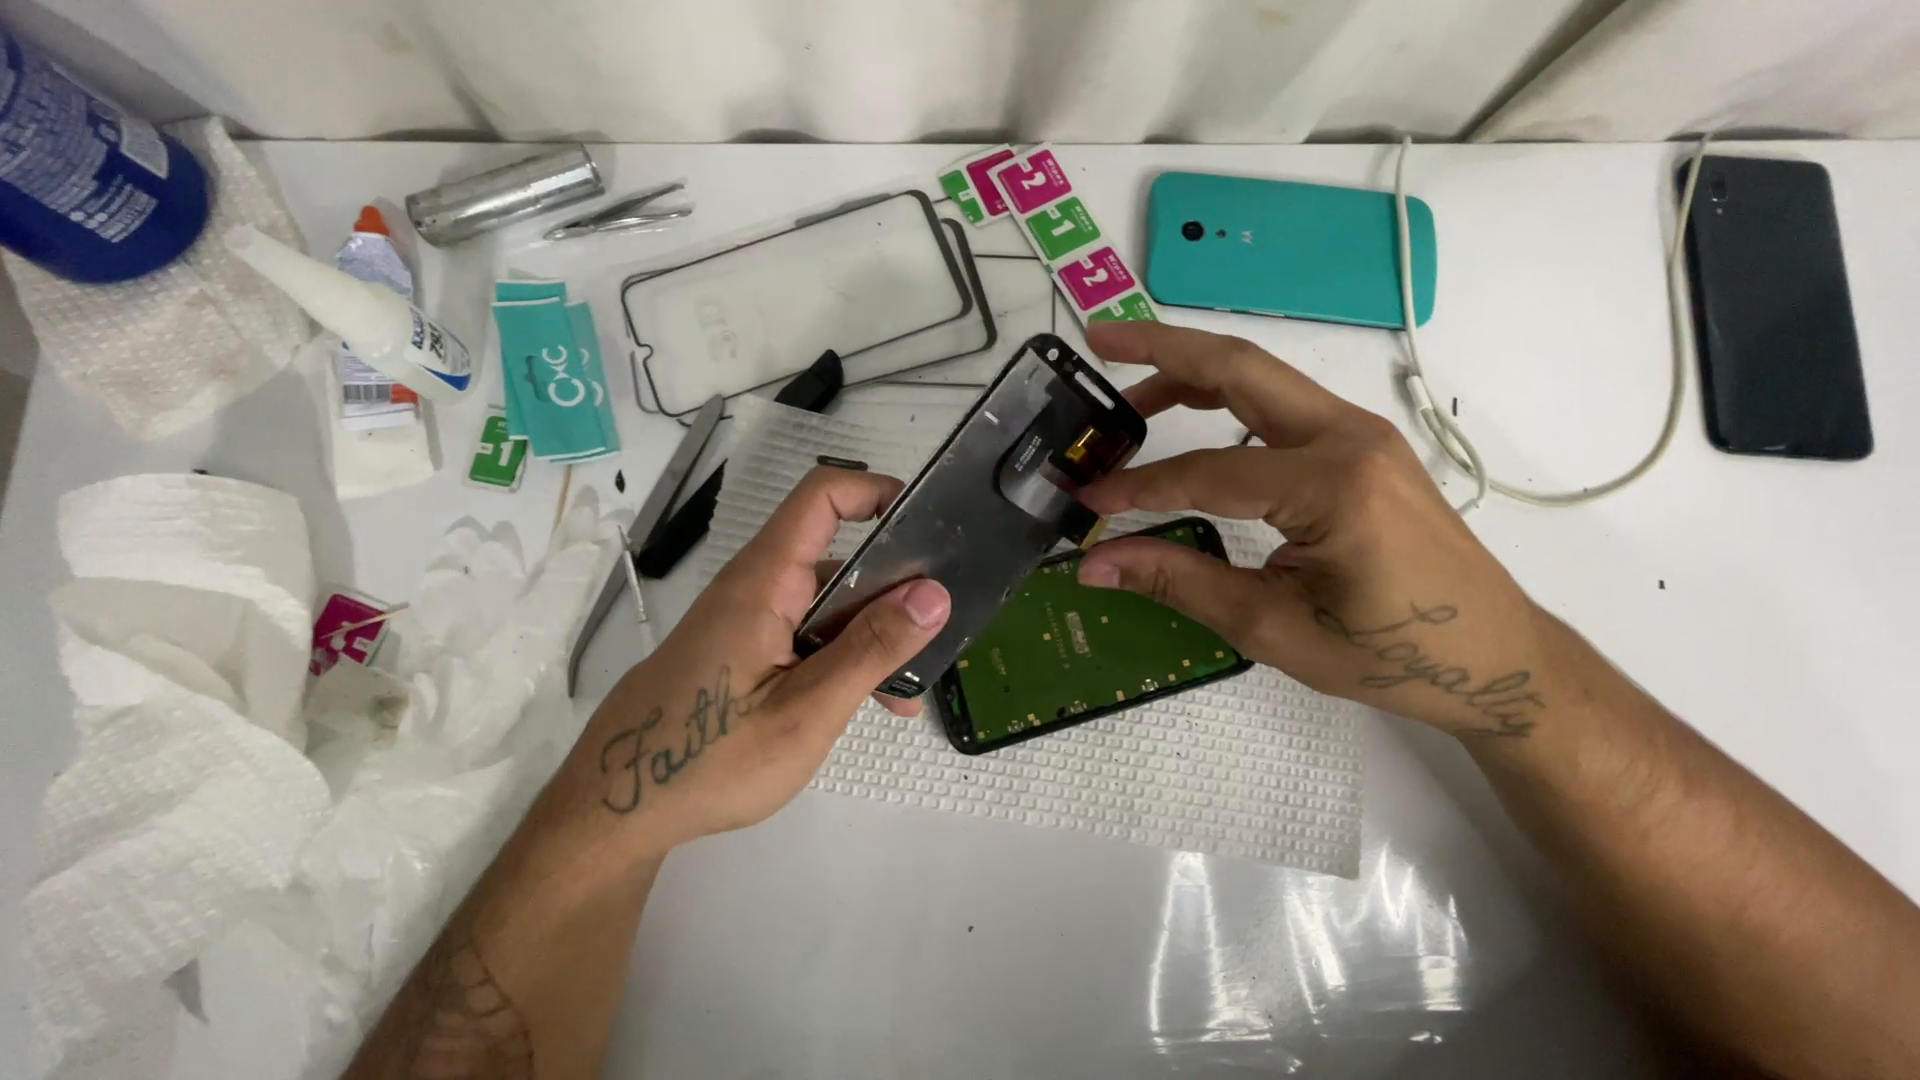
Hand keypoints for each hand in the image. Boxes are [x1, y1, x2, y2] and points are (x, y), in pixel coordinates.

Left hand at [569, 467, 950, 853]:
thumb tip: (935, 592)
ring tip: (909, 689)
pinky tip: (872, 703)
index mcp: (764, 583)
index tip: (927, 526)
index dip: (874, 492)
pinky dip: (840, 659)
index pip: (820, 498)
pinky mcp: (740, 655)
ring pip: (823, 606)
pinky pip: (803, 638)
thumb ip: (872, 649)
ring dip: (871, 634)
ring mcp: (745, 624)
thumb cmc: (709, 760)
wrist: (616, 810)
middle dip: (892, 585)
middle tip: (938, 630)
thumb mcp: (806, 711)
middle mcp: (753, 591)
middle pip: (833, 556)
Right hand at [1076, 321, 1554, 738]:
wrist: (1495, 657)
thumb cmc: (1388, 654)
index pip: (1207, 471)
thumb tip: (1094, 565)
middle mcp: (1350, 438)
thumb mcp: (1273, 627)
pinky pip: (1282, 403)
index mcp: (1333, 487)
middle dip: (1162, 348)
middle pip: (1240, 368)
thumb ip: (1179, 582)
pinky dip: (1228, 397)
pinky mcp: (1364, 445)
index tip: (1086, 500)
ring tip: (1130, 393)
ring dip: (1192, 372)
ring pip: (1262, 377)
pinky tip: (1193, 417)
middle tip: (1098, 339)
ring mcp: (1363, 433)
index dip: (1138, 487)